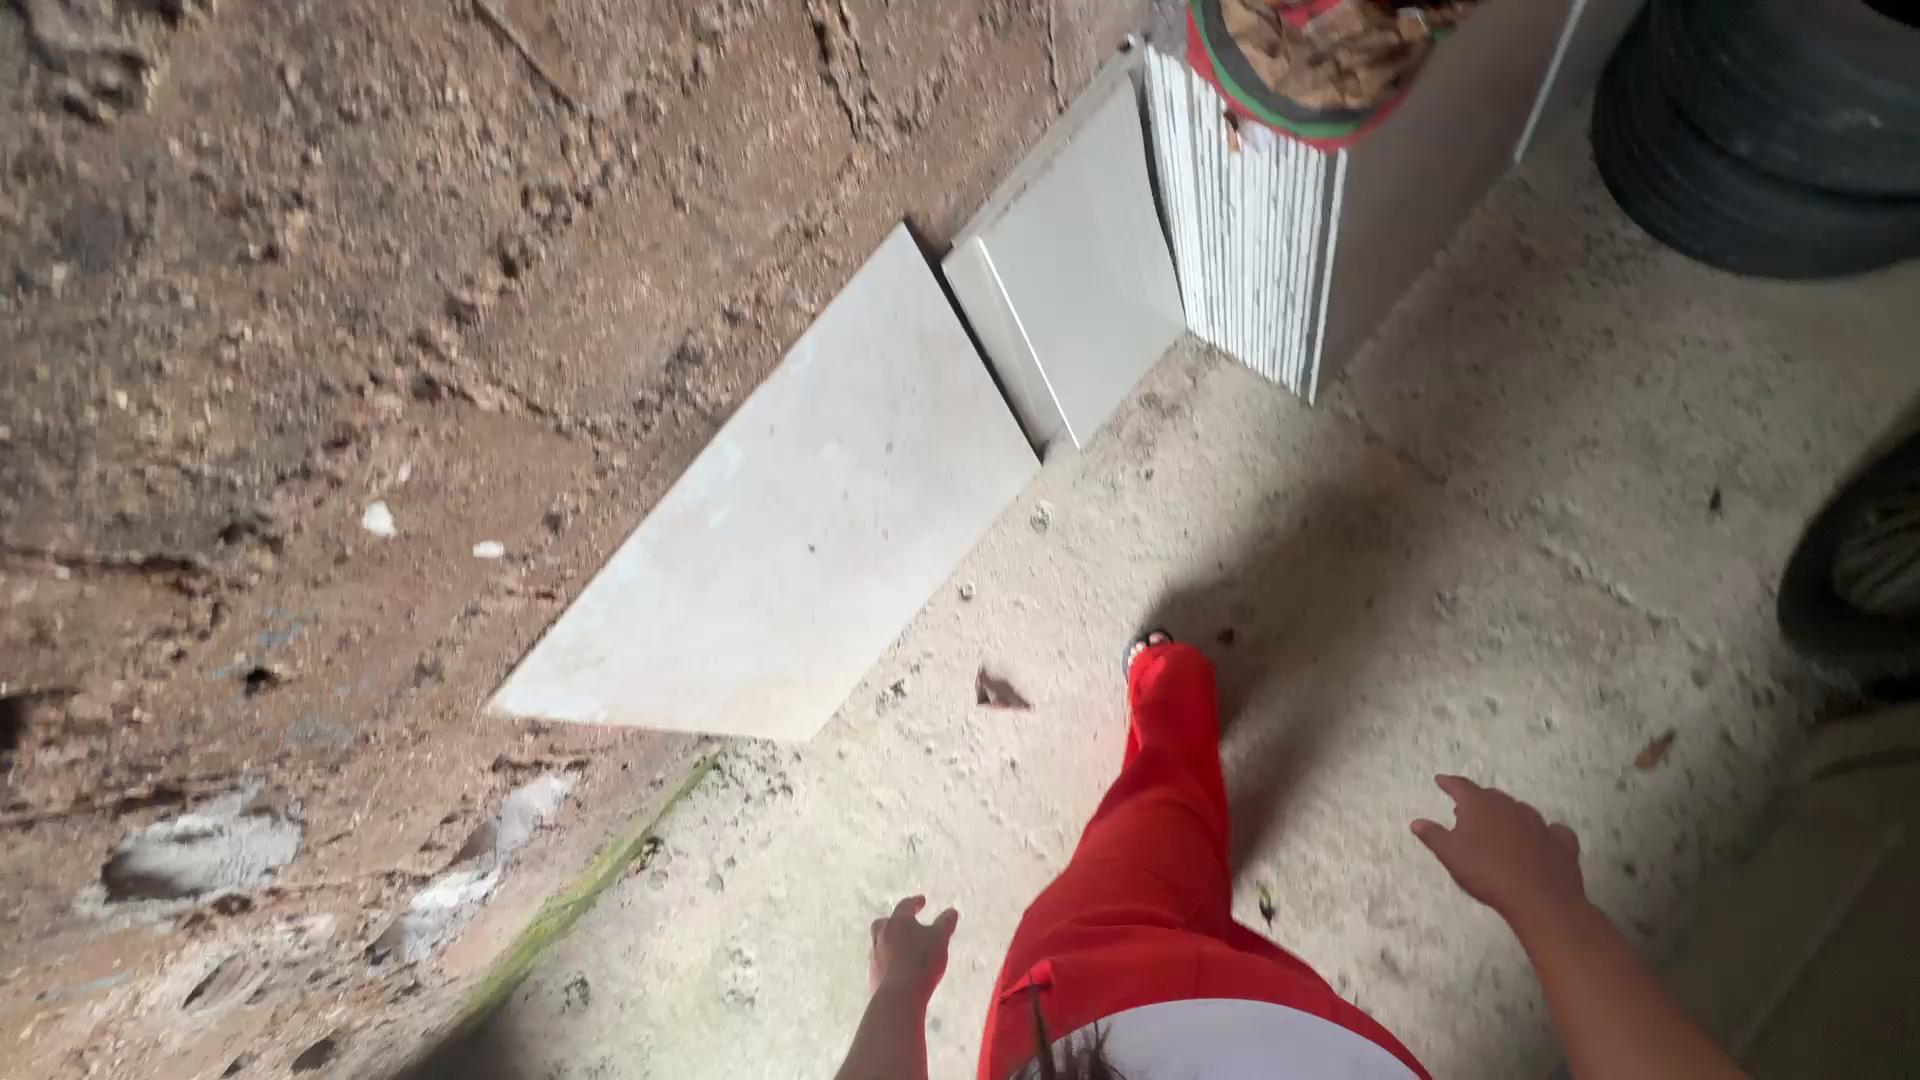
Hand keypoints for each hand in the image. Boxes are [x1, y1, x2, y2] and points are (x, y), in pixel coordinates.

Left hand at [868, 896, 958, 1001]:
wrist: (899, 996)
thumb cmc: (921, 961)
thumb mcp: (940, 939)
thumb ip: (945, 924)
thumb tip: (951, 912)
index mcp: (898, 922)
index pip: (905, 906)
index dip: (914, 903)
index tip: (922, 901)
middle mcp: (883, 935)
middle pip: (883, 923)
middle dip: (893, 922)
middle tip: (903, 925)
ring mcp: (875, 956)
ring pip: (879, 943)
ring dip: (889, 943)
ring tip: (901, 949)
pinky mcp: (873, 976)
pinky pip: (880, 963)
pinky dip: (888, 961)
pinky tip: (897, 969)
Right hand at [1412, 775, 1586, 926]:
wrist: (1539, 900)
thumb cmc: (1486, 872)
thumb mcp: (1449, 854)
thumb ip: (1432, 835)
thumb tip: (1417, 822)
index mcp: (1479, 805)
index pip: (1460, 786)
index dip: (1449, 783)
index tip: (1440, 781)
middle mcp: (1509, 807)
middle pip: (1491, 796)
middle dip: (1478, 800)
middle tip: (1467, 812)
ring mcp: (1539, 824)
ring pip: (1520, 810)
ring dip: (1508, 814)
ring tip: (1500, 827)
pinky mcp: (1563, 843)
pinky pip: (1553, 830)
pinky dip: (1544, 831)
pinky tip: (1541, 839)